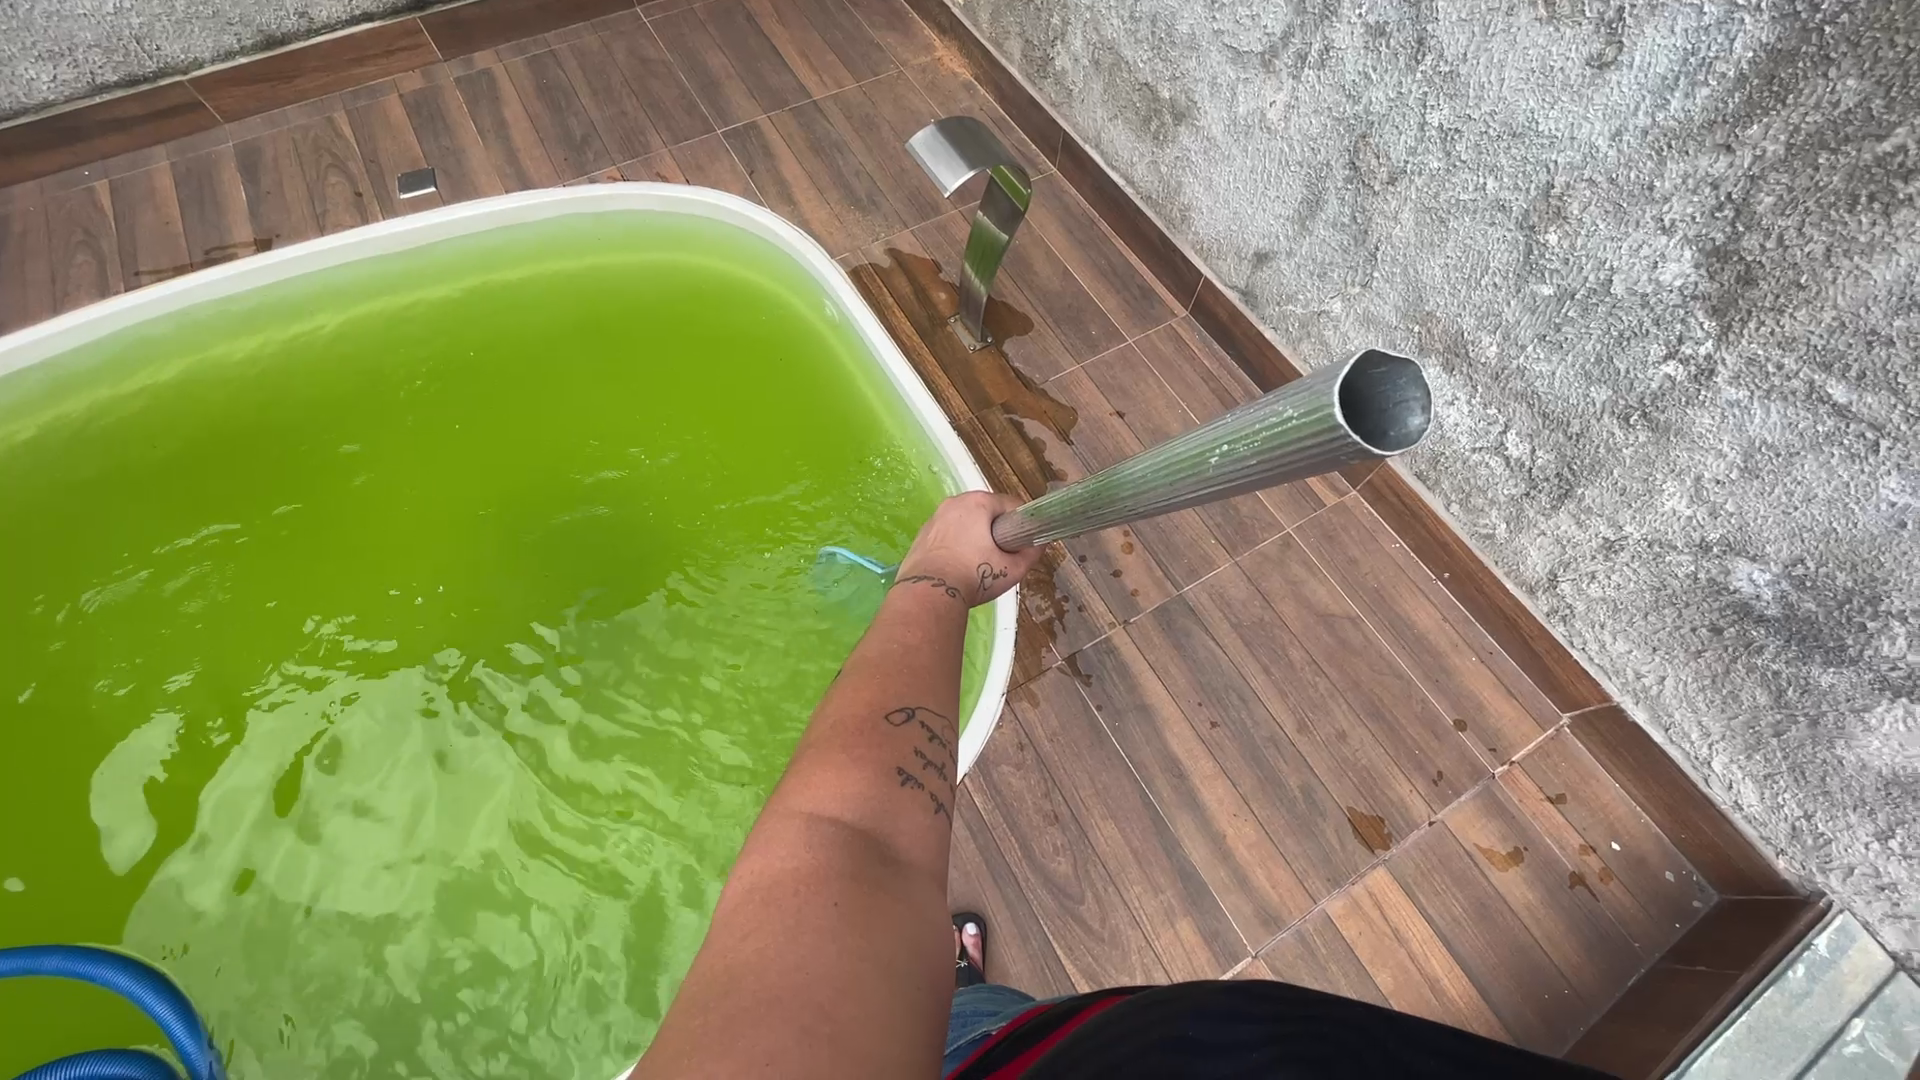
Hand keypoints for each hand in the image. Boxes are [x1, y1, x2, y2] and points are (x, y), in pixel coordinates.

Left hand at [894, 492, 1042, 606]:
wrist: (929, 594)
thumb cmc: (973, 576)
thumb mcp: (1012, 569)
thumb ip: (1031, 553)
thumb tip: (1039, 544)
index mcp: (978, 503)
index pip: (1010, 505)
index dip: (1021, 523)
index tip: (1024, 541)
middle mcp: (954, 503)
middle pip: (985, 512)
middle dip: (996, 530)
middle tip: (1002, 555)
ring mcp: (934, 518)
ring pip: (964, 523)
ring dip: (975, 537)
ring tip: (979, 563)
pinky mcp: (921, 535)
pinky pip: (947, 534)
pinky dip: (955, 545)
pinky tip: (958, 566)